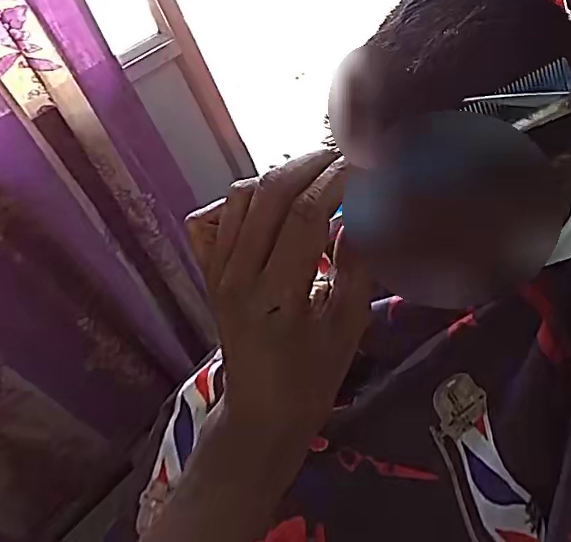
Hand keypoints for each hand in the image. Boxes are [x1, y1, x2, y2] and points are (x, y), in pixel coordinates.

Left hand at [200, 151, 375, 446]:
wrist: (259, 413)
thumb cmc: (312, 376)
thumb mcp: (348, 329)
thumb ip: (356, 268)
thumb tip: (361, 214)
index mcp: (277, 296)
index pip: (305, 215)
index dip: (335, 180)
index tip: (361, 165)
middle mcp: (238, 275)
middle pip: (269, 193)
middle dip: (309, 163)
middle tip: (340, 156)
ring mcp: (218, 270)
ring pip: (242, 195)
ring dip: (280, 174)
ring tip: (314, 173)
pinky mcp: (209, 269)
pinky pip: (221, 213)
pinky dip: (248, 194)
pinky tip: (274, 200)